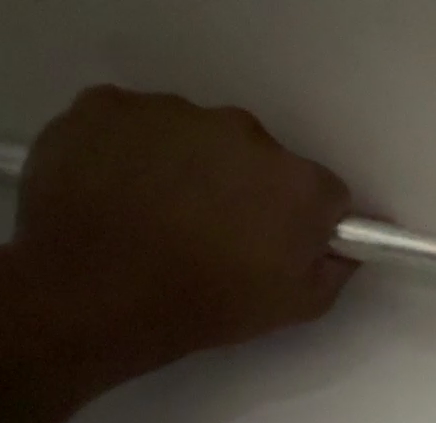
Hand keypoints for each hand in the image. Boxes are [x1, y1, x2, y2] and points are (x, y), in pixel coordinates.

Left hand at [10, 85, 357, 378]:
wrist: (97, 291)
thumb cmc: (213, 303)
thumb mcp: (301, 305)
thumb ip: (334, 268)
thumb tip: (339, 247)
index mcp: (300, 182)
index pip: (327, 193)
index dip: (312, 220)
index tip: (288, 244)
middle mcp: (244, 132)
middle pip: (263, 156)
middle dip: (251, 187)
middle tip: (223, 232)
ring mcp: (172, 113)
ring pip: (200, 136)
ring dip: (194, 166)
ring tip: (167, 213)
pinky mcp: (108, 105)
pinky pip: (138, 124)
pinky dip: (138, 151)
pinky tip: (125, 192)